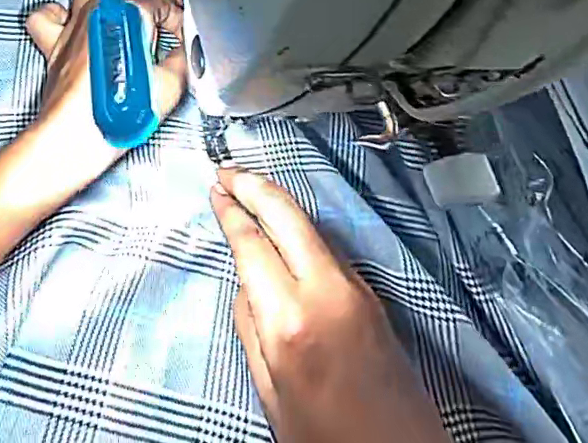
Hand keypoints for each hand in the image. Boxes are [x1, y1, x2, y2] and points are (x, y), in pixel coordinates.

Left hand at [20, 0, 188, 183]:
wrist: (77, 135)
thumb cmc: (122, 112)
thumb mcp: (170, 86)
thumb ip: (180, 60)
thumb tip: (181, 52)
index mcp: (132, 14)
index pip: (162, 3)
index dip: (177, 17)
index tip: (179, 35)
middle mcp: (100, 10)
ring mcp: (75, 23)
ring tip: (120, 0)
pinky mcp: (54, 42)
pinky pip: (48, 14)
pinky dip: (57, 13)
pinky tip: (70, 22)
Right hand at [210, 168, 448, 442]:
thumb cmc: (325, 437)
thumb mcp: (271, 390)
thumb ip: (251, 326)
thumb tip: (246, 281)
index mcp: (291, 319)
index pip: (252, 243)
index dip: (230, 211)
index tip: (215, 190)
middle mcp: (326, 290)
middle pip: (285, 214)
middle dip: (252, 184)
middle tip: (226, 171)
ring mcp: (355, 287)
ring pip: (308, 224)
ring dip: (276, 199)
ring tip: (248, 188)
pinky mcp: (371, 294)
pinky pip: (325, 245)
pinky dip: (297, 225)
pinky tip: (282, 227)